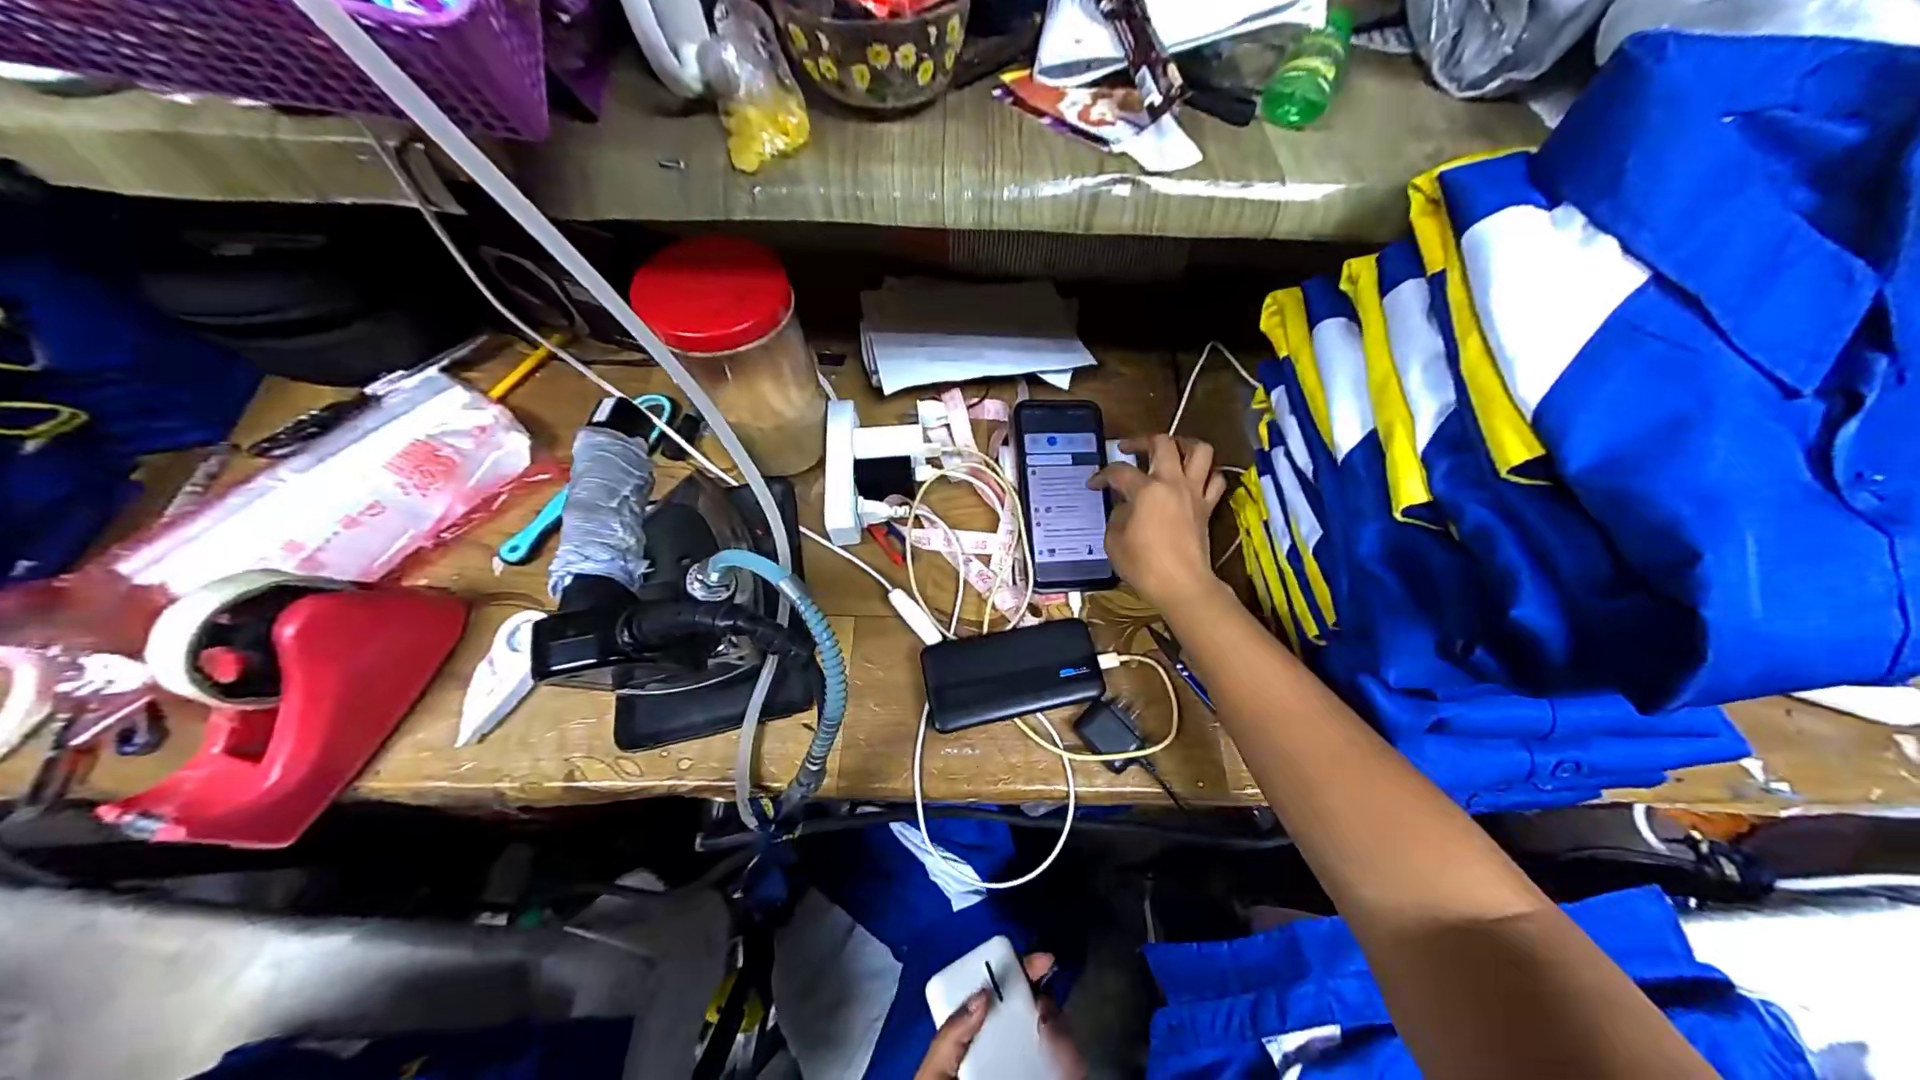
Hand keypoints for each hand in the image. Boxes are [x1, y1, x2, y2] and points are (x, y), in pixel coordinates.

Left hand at [913, 953, 1085, 1079]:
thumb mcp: (934, 1074)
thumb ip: (951, 1036)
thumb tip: (982, 995)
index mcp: (981, 1038)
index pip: (1006, 996)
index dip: (1024, 972)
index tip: (1042, 961)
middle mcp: (1010, 1051)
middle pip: (1039, 1012)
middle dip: (1048, 1002)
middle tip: (1044, 1009)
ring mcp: (1032, 1071)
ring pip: (1061, 1040)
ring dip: (1062, 1032)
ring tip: (1048, 1036)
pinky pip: (1071, 1069)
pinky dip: (1070, 1060)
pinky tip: (1062, 1062)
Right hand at [1089, 435, 1227, 612]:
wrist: (1182, 585)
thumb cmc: (1143, 565)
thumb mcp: (1114, 540)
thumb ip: (1118, 515)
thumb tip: (1125, 506)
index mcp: (1146, 490)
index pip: (1119, 471)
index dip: (1103, 475)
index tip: (1094, 484)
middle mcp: (1173, 483)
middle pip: (1163, 443)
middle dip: (1142, 441)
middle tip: (1129, 449)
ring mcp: (1195, 493)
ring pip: (1200, 450)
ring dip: (1184, 444)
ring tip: (1170, 450)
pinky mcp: (1208, 507)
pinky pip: (1215, 479)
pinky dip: (1206, 473)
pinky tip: (1193, 478)